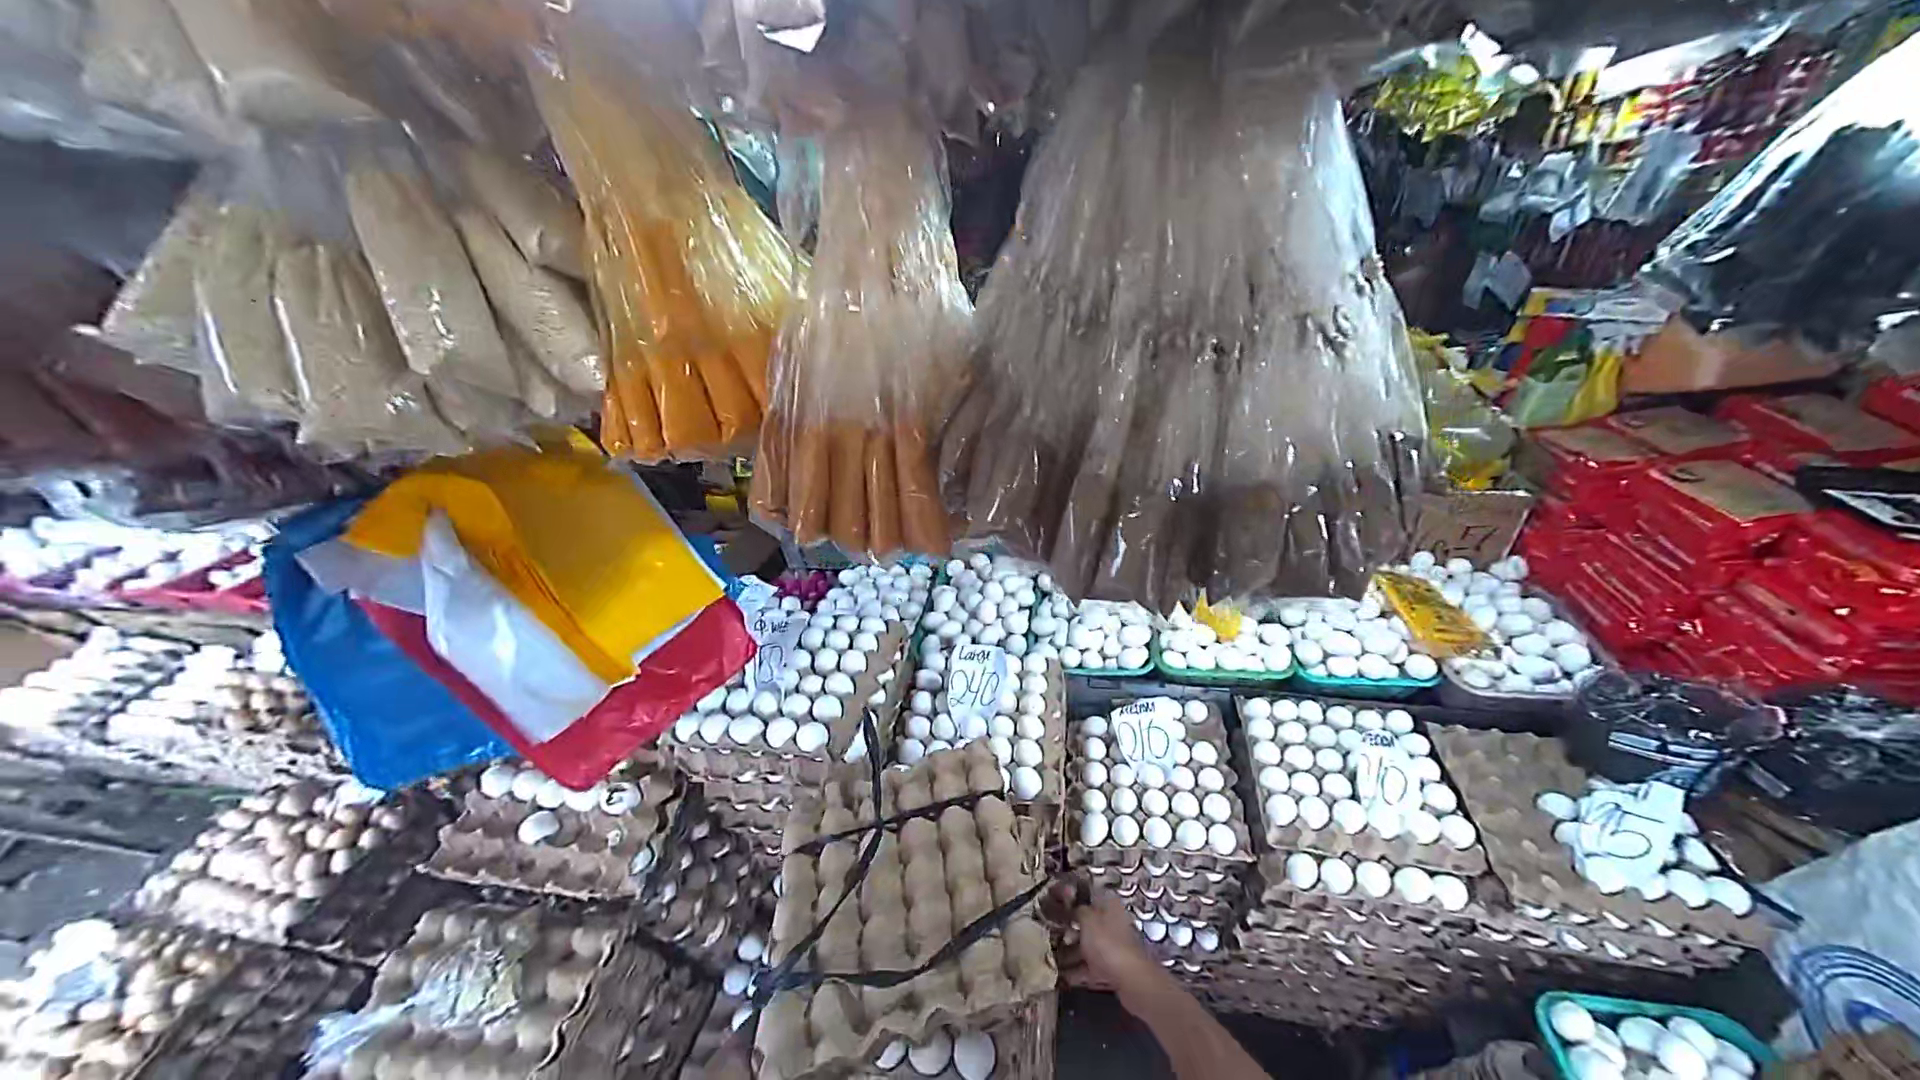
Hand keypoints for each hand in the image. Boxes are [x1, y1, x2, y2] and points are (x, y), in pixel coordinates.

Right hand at [1047, 879, 1164, 995]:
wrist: (1132, 981)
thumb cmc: (1108, 943)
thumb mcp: (1087, 919)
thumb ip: (1075, 909)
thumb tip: (1069, 904)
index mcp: (1108, 905)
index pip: (1086, 894)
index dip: (1067, 896)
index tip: (1049, 900)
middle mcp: (1112, 923)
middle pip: (1085, 922)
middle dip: (1065, 927)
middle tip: (1044, 930)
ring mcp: (1112, 947)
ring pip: (1086, 946)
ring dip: (1068, 952)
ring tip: (1047, 956)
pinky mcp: (1111, 970)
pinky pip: (1088, 967)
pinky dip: (1075, 971)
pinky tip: (1059, 975)